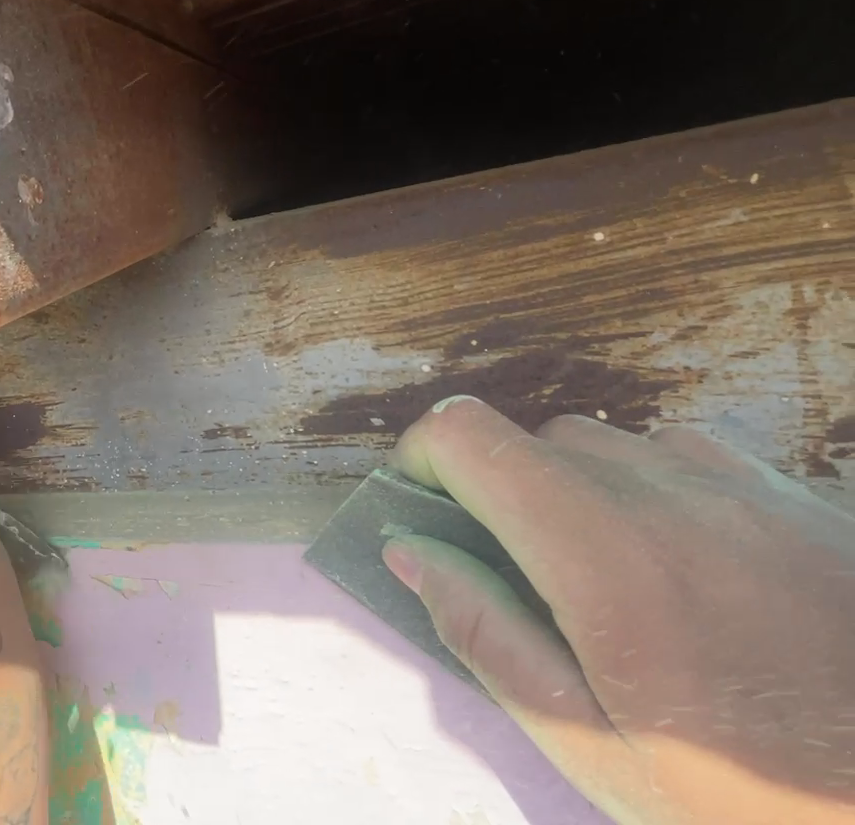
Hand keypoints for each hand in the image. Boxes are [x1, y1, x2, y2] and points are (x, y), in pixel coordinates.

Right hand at [382, 396, 854, 824]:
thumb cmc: (751, 802)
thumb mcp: (588, 744)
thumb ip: (481, 632)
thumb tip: (406, 549)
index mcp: (605, 554)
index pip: (463, 432)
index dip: (420, 460)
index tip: (425, 519)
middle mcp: (676, 496)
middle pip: (528, 436)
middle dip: (494, 486)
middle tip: (515, 569)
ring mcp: (756, 492)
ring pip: (606, 441)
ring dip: (569, 483)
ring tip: (601, 567)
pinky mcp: (813, 503)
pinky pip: (688, 455)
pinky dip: (649, 486)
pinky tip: (683, 557)